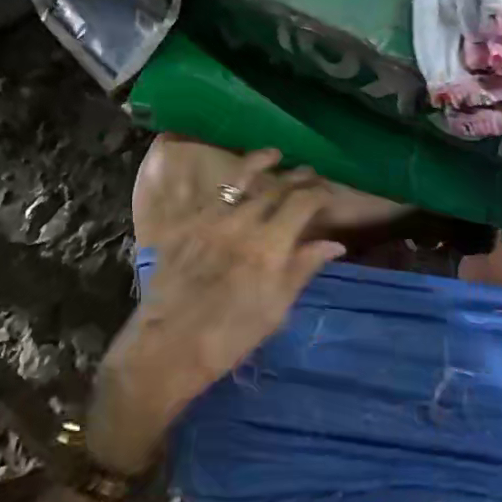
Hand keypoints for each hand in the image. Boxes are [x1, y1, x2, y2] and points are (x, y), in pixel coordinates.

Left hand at [87, 150, 344, 471]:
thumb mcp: (275, 310)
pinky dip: (228, 181)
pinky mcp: (184, 224)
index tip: (327, 192)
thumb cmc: (229, 338)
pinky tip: (235, 179)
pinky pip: (210, 193)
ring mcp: (208, 220)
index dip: (319, 193)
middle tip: (310, 174)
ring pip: (241, 180)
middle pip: (275, 188)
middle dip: (297, 178)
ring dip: (262, 165)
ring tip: (276, 155)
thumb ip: (302, 269)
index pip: (302, 203)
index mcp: (268, 247)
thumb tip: (333, 243)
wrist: (169, 347)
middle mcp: (240, 224)